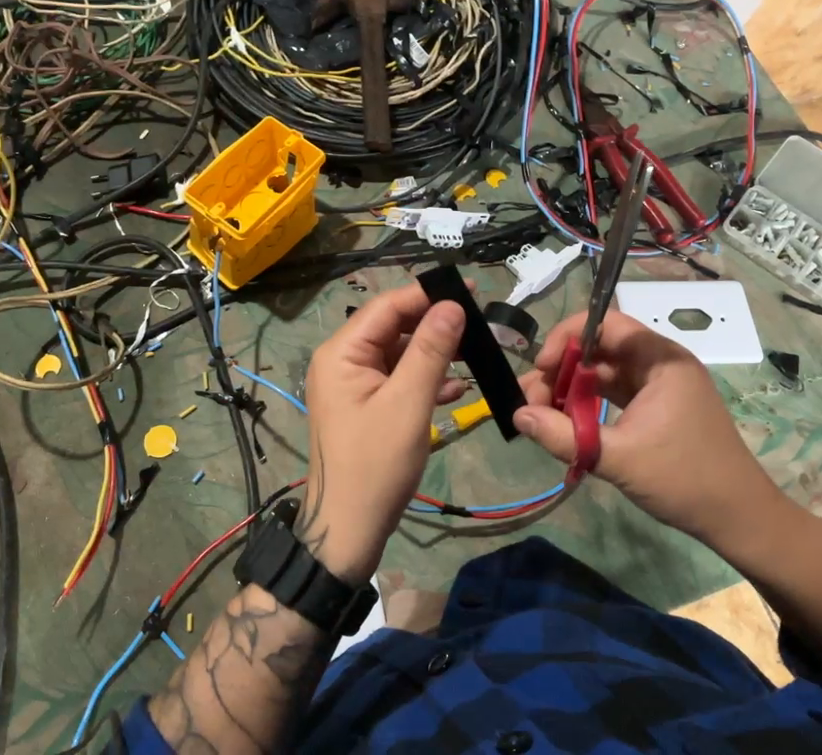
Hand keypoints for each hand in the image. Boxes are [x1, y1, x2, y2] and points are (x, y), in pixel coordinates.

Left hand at [296, 286, 467, 582]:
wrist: (348, 530)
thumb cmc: (375, 465)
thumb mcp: (408, 404)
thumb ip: (431, 350)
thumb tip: (453, 305)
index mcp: (342, 352)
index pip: (387, 306)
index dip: (428, 295)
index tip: (473, 291)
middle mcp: (341, 361)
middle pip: (392, 327)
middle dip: (435, 325)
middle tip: (480, 324)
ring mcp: (351, 385)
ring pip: (398, 354)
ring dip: (434, 354)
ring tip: (475, 354)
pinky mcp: (364, 407)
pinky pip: (397, 381)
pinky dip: (425, 381)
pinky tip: (456, 389)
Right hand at [513, 309, 789, 546]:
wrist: (739, 519)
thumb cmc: (685, 479)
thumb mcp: (618, 457)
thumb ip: (564, 436)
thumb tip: (517, 415)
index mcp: (662, 360)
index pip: (605, 324)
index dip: (567, 339)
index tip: (542, 367)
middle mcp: (661, 364)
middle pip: (600, 348)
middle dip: (562, 369)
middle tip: (532, 399)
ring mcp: (661, 386)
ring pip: (604, 372)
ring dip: (571, 388)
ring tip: (541, 413)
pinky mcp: (658, 408)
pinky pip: (615, 393)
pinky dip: (589, 403)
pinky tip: (566, 422)